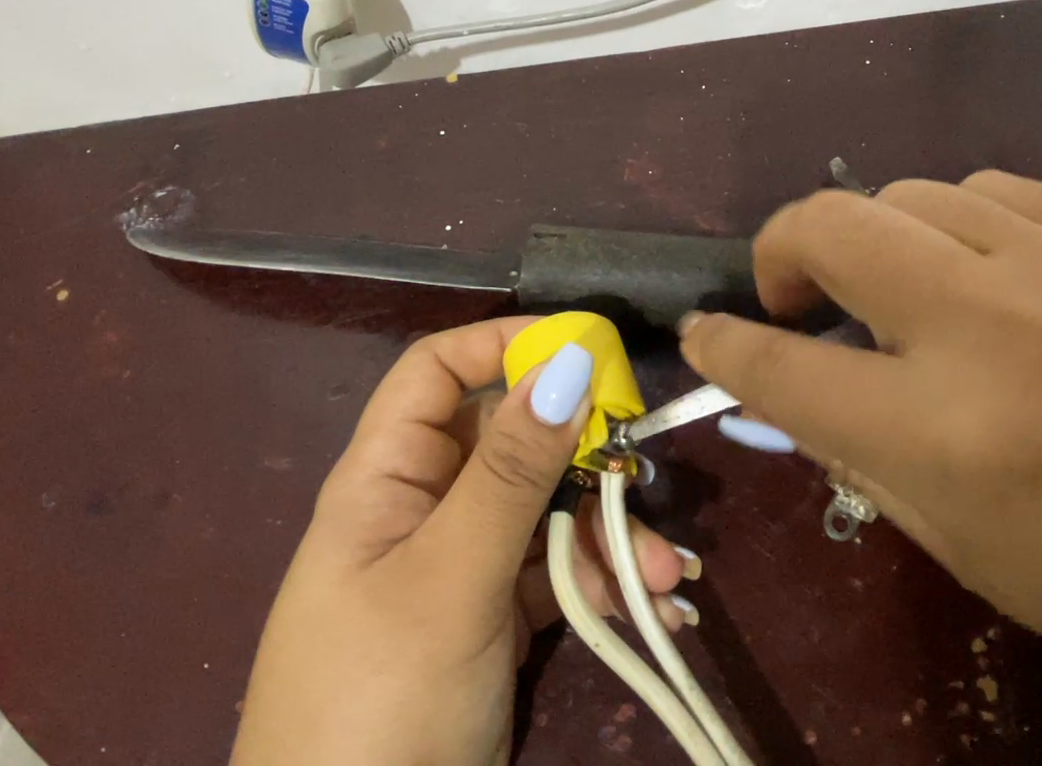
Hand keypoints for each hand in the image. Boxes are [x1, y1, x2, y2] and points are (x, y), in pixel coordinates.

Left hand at [232, 317, 699, 765]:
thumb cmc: (380, 697)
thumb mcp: (450, 579)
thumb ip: (512, 473)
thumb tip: (569, 362)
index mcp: (388, 475)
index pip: (439, 372)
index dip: (505, 344)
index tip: (589, 347)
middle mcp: (427, 504)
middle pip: (513, 440)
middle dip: (583, 455)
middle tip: (644, 473)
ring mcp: (464, 562)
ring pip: (546, 511)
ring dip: (607, 533)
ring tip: (661, 575)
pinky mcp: (495, 615)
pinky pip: (556, 572)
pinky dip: (602, 582)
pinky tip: (651, 607)